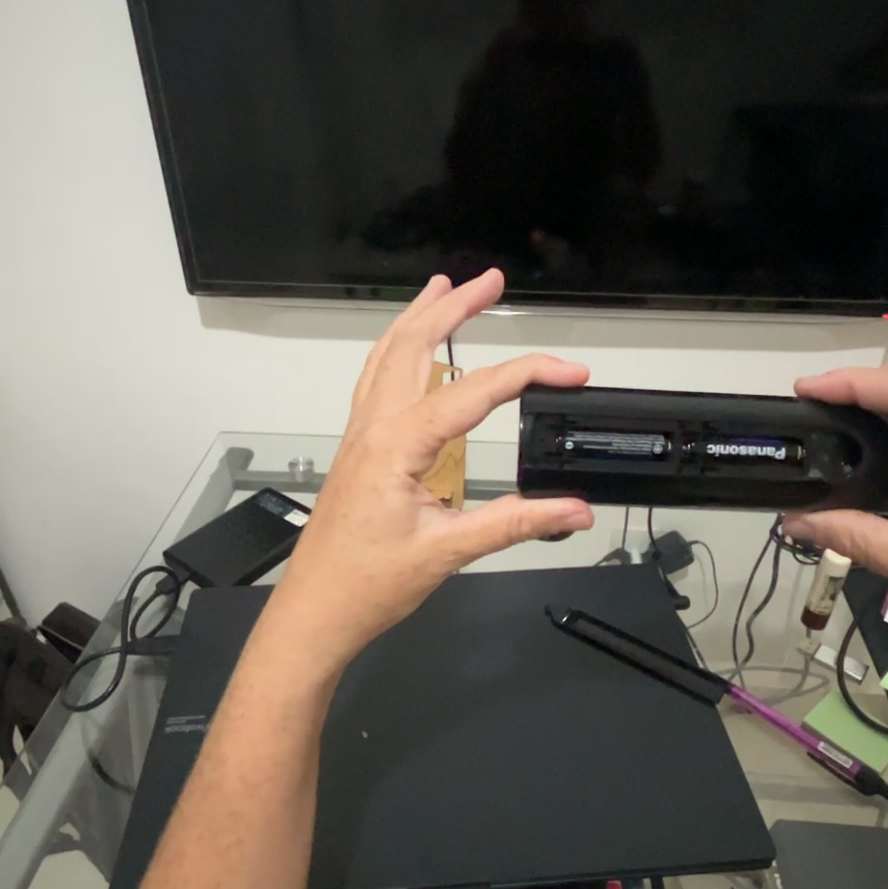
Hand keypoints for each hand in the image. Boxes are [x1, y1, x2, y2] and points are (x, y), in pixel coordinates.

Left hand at [259, 271, 595, 673]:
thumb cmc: (366, 583)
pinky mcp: (357, 448)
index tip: (571, 372)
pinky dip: (394, 350)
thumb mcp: (449, 552)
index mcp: (396, 446)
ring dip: (418, 318)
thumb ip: (515, 523)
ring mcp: (359, 435)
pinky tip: (405, 350)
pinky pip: (373, 381)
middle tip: (489, 280)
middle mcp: (373, 429)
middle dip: (454, 305)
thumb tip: (571, 510)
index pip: (473, 392)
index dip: (529, 375)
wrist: (316, 608)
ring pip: (386, 356)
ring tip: (443, 287)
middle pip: (414, 345)